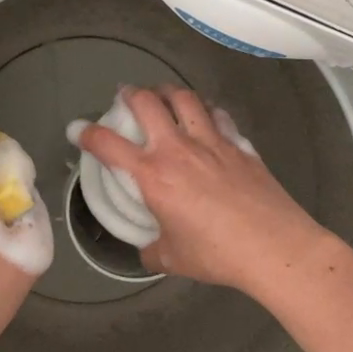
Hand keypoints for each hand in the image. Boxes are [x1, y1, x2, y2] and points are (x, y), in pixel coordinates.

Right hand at [71, 86, 332, 294]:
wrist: (274, 247)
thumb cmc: (217, 254)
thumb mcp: (172, 259)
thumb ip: (152, 250)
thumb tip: (147, 250)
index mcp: (154, 176)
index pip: (109, 145)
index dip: (87, 133)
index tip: (77, 129)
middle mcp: (179, 149)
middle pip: (149, 102)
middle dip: (131, 94)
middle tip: (125, 95)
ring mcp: (213, 142)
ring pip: (186, 98)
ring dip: (169, 92)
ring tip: (164, 95)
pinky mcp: (240, 146)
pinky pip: (219, 116)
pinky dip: (206, 110)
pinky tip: (207, 116)